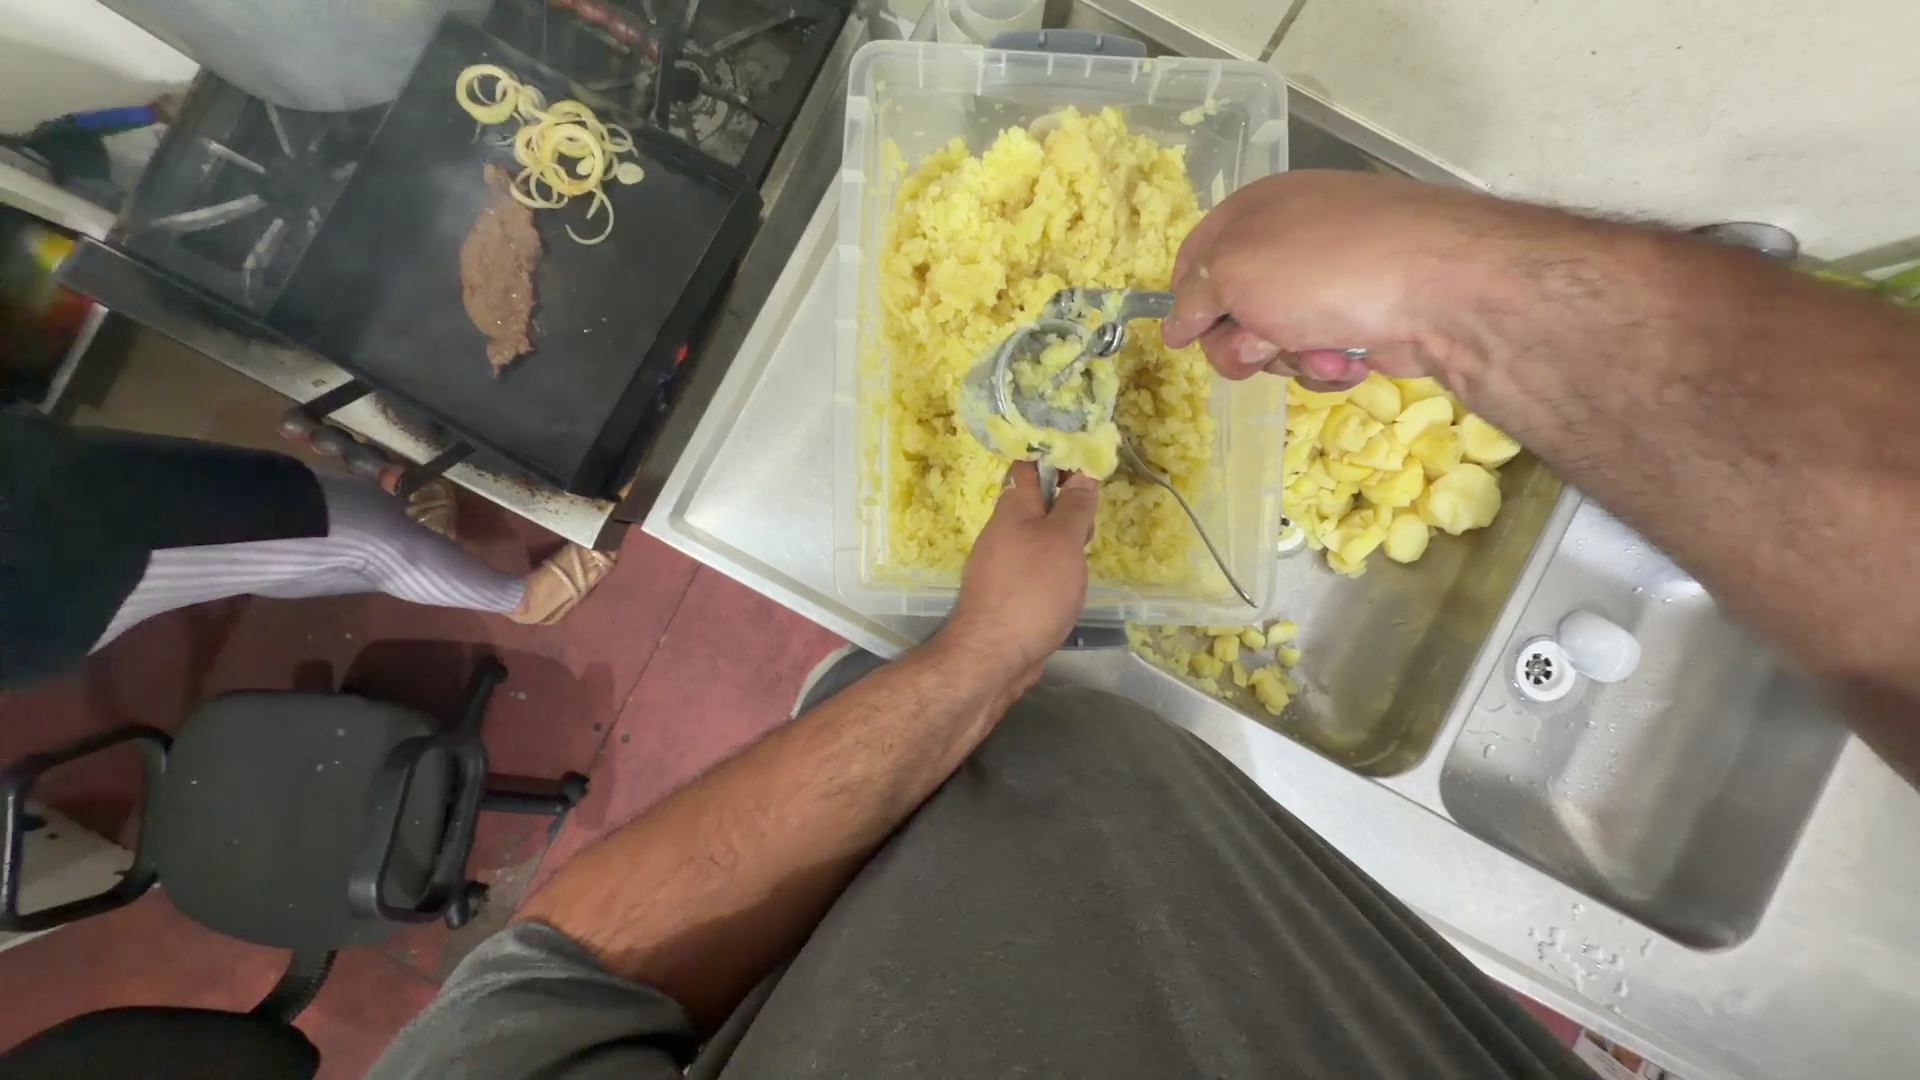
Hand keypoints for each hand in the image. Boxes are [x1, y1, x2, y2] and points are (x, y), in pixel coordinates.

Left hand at [935, 462, 1099, 696]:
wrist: (992, 656)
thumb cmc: (1031, 590)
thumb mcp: (1062, 541)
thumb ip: (1074, 507)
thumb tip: (1082, 475)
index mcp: (1011, 508)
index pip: (1028, 466)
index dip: (1055, 457)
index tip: (1085, 462)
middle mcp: (1001, 532)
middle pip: (1035, 503)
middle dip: (1066, 504)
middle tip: (1090, 520)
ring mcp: (1000, 564)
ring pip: (1036, 537)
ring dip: (1062, 540)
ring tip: (1083, 553)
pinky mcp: (1006, 593)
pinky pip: (1033, 567)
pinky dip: (1053, 568)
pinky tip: (1068, 585)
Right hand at [1160, 170, 1552, 388]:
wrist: (1442, 287)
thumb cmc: (1321, 269)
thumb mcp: (1232, 274)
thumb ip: (1191, 300)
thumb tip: (1173, 326)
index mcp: (1251, 213)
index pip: (1191, 260)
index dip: (1185, 303)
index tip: (1188, 336)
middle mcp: (1284, 242)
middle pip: (1226, 312)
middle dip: (1238, 342)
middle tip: (1260, 346)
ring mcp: (1322, 281)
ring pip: (1267, 341)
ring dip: (1284, 357)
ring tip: (1318, 348)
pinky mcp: (1354, 316)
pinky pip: (1310, 353)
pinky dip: (1322, 364)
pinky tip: (1347, 356)